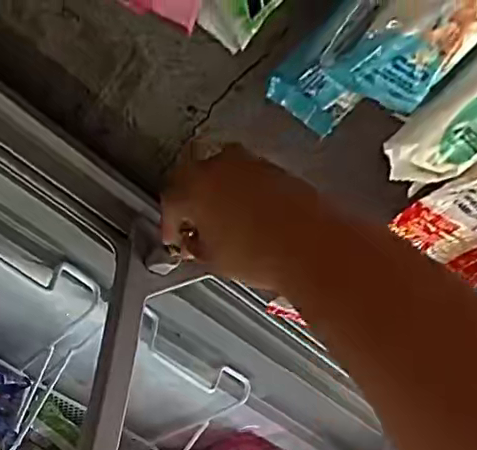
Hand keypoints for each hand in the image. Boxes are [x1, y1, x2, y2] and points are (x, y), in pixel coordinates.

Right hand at [160, 143, 305, 291]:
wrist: (308, 246)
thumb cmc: (259, 253)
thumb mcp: (210, 258)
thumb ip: (193, 244)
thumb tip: (192, 241)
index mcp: (194, 187)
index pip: (169, 200)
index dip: (168, 224)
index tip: (173, 239)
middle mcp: (220, 166)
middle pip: (191, 179)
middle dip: (188, 204)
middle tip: (190, 230)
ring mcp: (249, 163)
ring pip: (218, 175)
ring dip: (212, 197)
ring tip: (216, 228)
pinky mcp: (273, 168)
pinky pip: (244, 177)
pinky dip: (236, 194)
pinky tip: (241, 221)